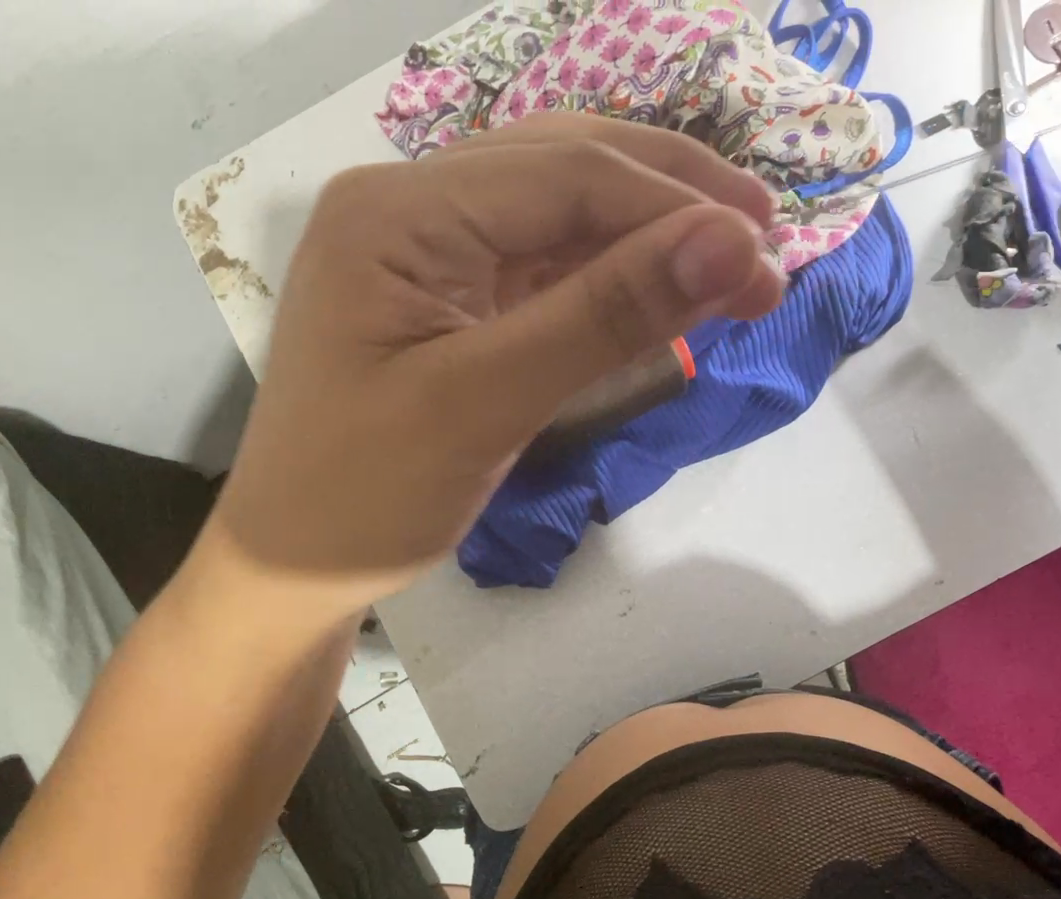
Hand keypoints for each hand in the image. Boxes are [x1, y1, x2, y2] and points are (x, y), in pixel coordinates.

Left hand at [209, 115, 785, 611]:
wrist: (291, 568)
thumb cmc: (364, 497)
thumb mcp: (483, 405)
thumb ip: (605, 317)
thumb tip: (735, 242)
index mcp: (395, 212)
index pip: (565, 175)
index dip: (676, 209)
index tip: (769, 259)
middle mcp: (405, 208)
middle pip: (563, 168)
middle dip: (669, 199)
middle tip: (766, 240)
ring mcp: (421, 253)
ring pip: (555, 210)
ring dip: (644, 229)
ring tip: (729, 258)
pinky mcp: (442, 300)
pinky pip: (537, 264)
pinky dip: (604, 273)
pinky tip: (656, 285)